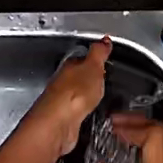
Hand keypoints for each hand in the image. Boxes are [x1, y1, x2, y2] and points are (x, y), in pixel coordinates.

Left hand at [28, 37, 110, 155]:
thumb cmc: (73, 94)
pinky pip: (75, 112)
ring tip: (96, 96)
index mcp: (69, 67)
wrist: (58, 122)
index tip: (102, 60)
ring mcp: (62, 103)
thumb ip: (99, 53)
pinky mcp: (64, 121)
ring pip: (75, 95)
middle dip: (88, 78)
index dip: (93, 60)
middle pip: (77, 77)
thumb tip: (104, 40)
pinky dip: (81, 111)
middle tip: (100, 78)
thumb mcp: (93, 67)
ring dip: (84, 95)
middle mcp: (62, 84)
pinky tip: (86, 113)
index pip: (82, 59)